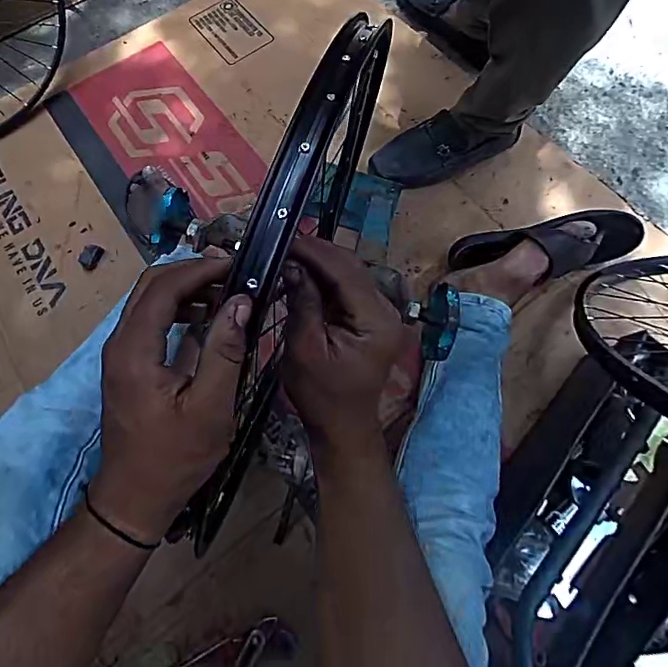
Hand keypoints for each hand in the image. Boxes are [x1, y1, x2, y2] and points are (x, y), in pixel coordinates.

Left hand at [91, 257, 251, 542]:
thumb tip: (240, 301)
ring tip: (225, 292)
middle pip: (150, 286)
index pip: (163, 288)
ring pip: (147, 300)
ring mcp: (119, 351)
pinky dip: (176, 310)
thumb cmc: (175, 458)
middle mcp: (119, 341)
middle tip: (231, 272)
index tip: (234, 264)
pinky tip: (205, 318)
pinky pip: (148, 320)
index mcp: (134, 348)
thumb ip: (224, 351)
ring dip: (183, 290)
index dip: (199, 270)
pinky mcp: (126, 362)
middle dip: (190, 273)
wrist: (134, 496)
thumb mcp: (210, 408)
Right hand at [281, 235, 413, 452]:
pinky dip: (322, 276)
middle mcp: (386, 311)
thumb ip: (302, 302)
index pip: (345, 272)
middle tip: (281, 243)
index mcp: (376, 320)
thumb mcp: (304, 348)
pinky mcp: (368, 317)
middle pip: (351, 267)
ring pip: (348, 272)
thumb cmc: (321, 394)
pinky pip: (345, 286)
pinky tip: (300, 271)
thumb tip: (291, 264)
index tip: (285, 239)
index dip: (315, 251)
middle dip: (316, 252)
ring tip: (286, 253)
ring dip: (318, 262)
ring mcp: (380, 313)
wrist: (341, 426)